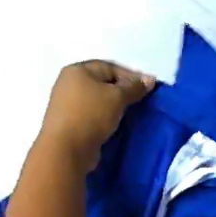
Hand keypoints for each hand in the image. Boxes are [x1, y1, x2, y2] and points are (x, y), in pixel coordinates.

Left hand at [36, 60, 157, 171]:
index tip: (148, 88)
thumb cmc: (91, 115)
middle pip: (102, 83)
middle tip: (141, 101)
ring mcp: (67, 105)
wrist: (66, 149)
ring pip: (98, 101)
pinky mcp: (70, 123)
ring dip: (115, 106)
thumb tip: (150, 79)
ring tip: (132, 114)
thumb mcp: (117, 97)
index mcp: (77, 70)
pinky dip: (106, 118)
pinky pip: (93, 115)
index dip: (130, 75)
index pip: (109, 67)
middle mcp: (69, 84)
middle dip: (123, 91)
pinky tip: (117, 125)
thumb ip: (134, 87)